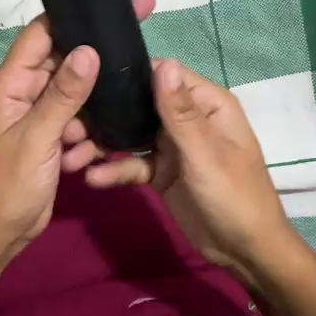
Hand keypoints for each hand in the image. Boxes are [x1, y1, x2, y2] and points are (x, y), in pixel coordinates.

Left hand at [0, 0, 155, 249]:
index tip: (111, 1)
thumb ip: (63, 96)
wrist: (5, 229)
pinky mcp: (54, 130)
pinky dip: (93, 120)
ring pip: (76, 86)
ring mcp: (41, 110)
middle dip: (96, 50)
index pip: (41, 34)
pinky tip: (106, 131)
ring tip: (122, 93)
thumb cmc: (11, 183)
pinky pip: (80, 113)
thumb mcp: (37, 138)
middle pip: (64, 56)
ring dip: (96, 95)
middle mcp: (25, 90)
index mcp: (11, 83)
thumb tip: (89, 51)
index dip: (74, 14)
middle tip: (139, 27)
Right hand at [86, 59, 292, 274]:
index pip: (164, 75)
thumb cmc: (235, 196)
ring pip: (131, 135)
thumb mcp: (205, 154)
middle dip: (107, 113)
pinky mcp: (161, 172)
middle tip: (70, 123)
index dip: (130, 74)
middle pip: (140, 105)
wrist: (244, 253)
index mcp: (207, 104)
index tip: (90, 78)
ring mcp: (172, 146)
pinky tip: (92, 178)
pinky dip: (113, 170)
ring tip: (71, 155)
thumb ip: (180, 112)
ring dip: (103, 144)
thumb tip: (163, 63)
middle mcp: (188, 119)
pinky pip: (132, 164)